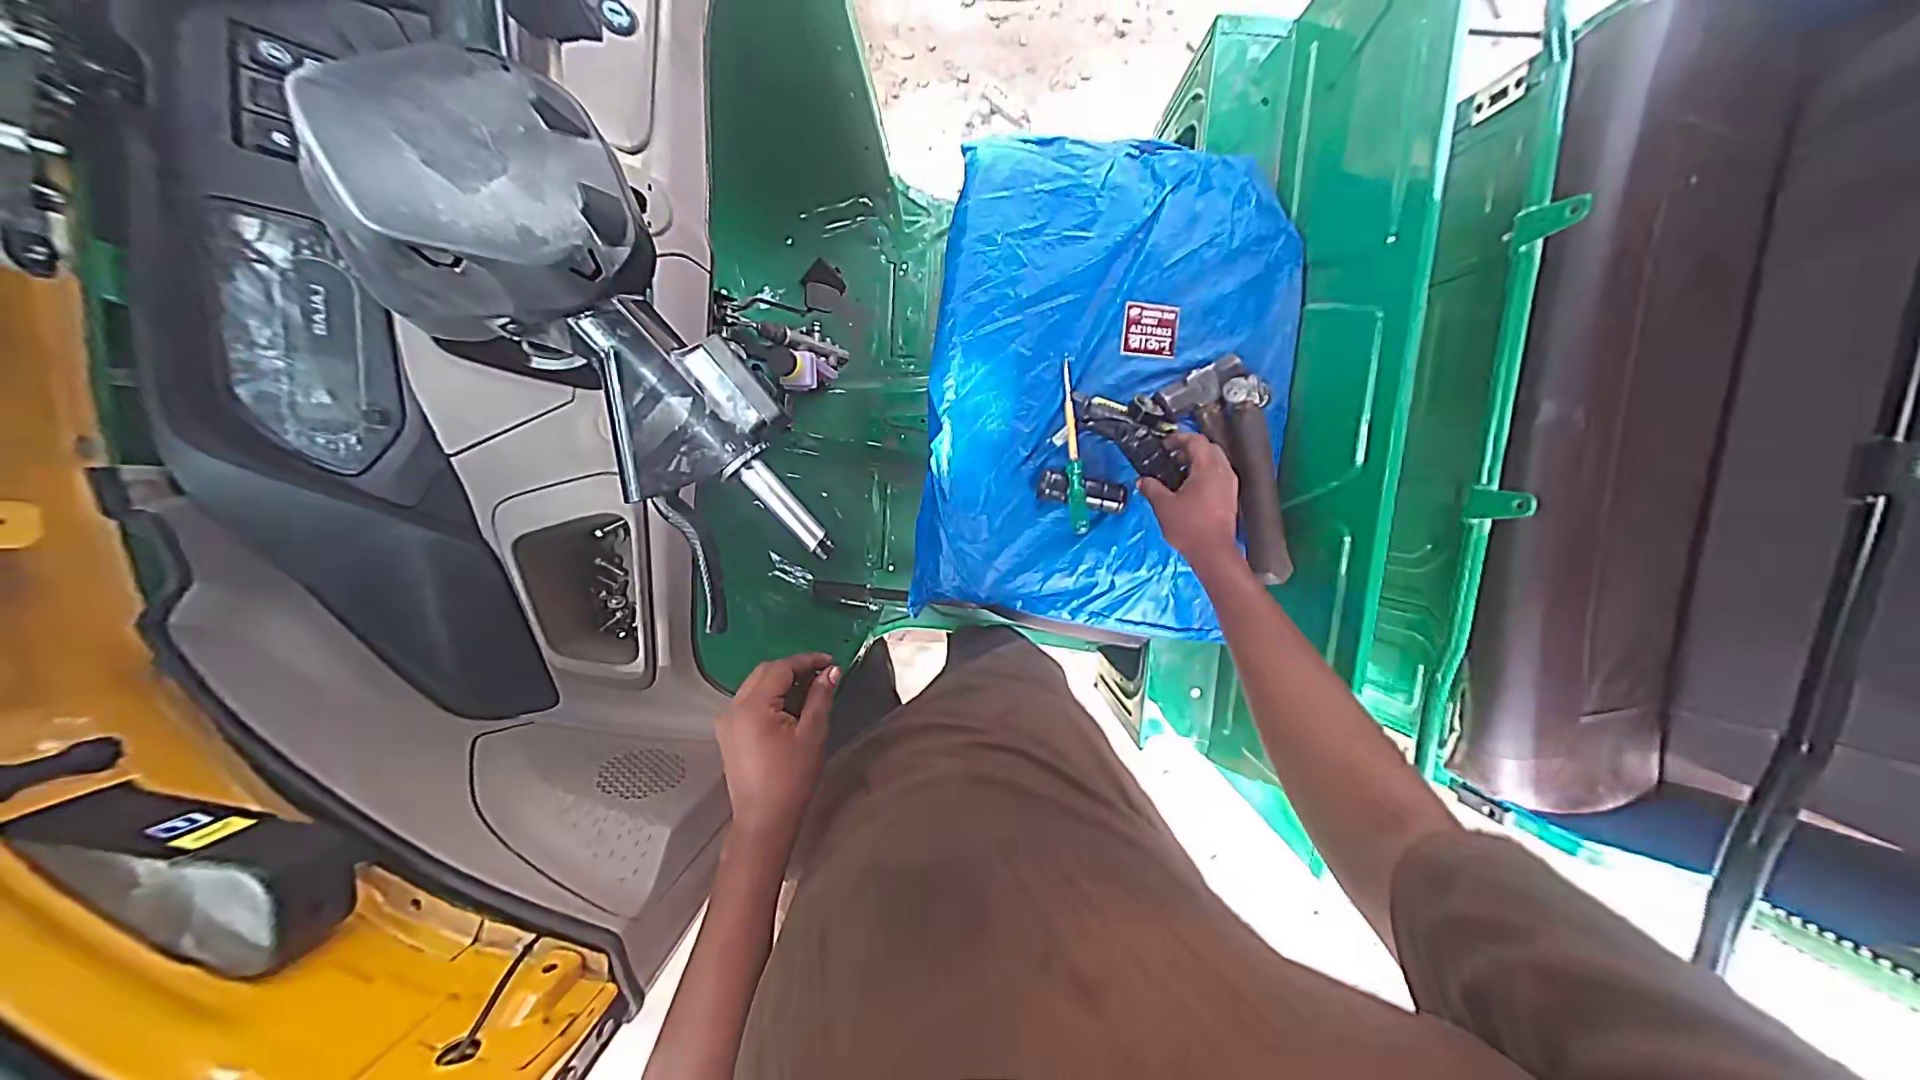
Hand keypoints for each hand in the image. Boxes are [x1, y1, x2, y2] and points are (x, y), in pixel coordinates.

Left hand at [714, 653, 838, 838]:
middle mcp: (733, 708)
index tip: (830, 661)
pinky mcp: (729, 734)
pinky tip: (790, 707)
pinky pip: (749, 702)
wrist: (764, 820)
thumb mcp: (812, 734)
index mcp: (752, 706)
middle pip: (764, 672)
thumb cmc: (791, 779)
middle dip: (794, 668)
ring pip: (755, 685)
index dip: (807, 661)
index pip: (780, 668)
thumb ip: (820, 697)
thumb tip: (831, 672)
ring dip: (782, 682)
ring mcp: (727, 722)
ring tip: (810, 689)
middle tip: (823, 673)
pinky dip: (770, 696)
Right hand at [1139, 432, 1244, 572]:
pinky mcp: (1230, 497)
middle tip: (1170, 456)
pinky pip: (1218, 475)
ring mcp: (1230, 485)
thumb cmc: (1189, 527)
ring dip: (1197, 461)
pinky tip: (1189, 487)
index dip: (1179, 438)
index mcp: (1208, 468)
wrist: (1213, 552)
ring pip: (1215, 461)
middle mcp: (1223, 472)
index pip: (1197, 440)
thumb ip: (1152, 488)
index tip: (1165, 444)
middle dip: (1189, 448)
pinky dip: (1204, 474)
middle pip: (1209, 448)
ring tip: (1177, 472)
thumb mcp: (1163, 505)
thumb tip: (1143, 481)